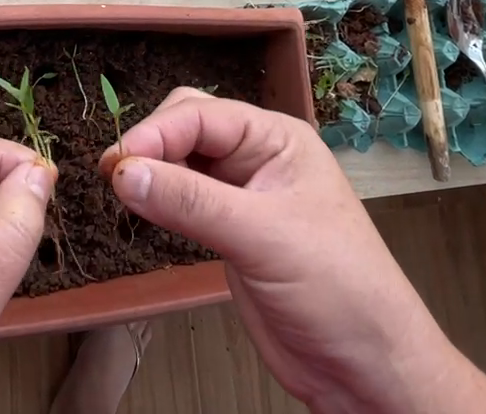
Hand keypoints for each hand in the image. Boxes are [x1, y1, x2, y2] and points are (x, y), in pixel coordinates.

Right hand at [100, 89, 485, 413]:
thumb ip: (191, 202)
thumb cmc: (338, 290)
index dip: (157, 132)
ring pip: (182, 162)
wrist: (369, 370)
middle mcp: (257, 158)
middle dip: (152, 143)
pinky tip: (141, 209)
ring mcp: (242, 195)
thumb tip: (123, 172)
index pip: (203, 115)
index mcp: (277, 140)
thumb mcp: (263, 237)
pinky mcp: (229, 232)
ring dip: (151, 170)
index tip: (118, 162)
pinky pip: (183, 200)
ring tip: (120, 191)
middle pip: (188, 127)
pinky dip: (159, 199)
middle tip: (115, 175)